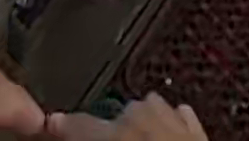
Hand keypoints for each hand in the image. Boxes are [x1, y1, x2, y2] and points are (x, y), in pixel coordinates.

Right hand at [47, 95, 206, 140]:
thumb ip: (91, 136)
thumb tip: (70, 133)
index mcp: (118, 130)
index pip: (79, 125)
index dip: (63, 123)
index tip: (51, 121)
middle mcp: (142, 115)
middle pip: (116, 115)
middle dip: (111, 129)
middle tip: (109, 139)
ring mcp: (172, 116)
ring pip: (146, 111)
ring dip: (141, 126)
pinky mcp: (197, 126)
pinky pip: (176, 118)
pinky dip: (169, 126)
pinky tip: (169, 135)